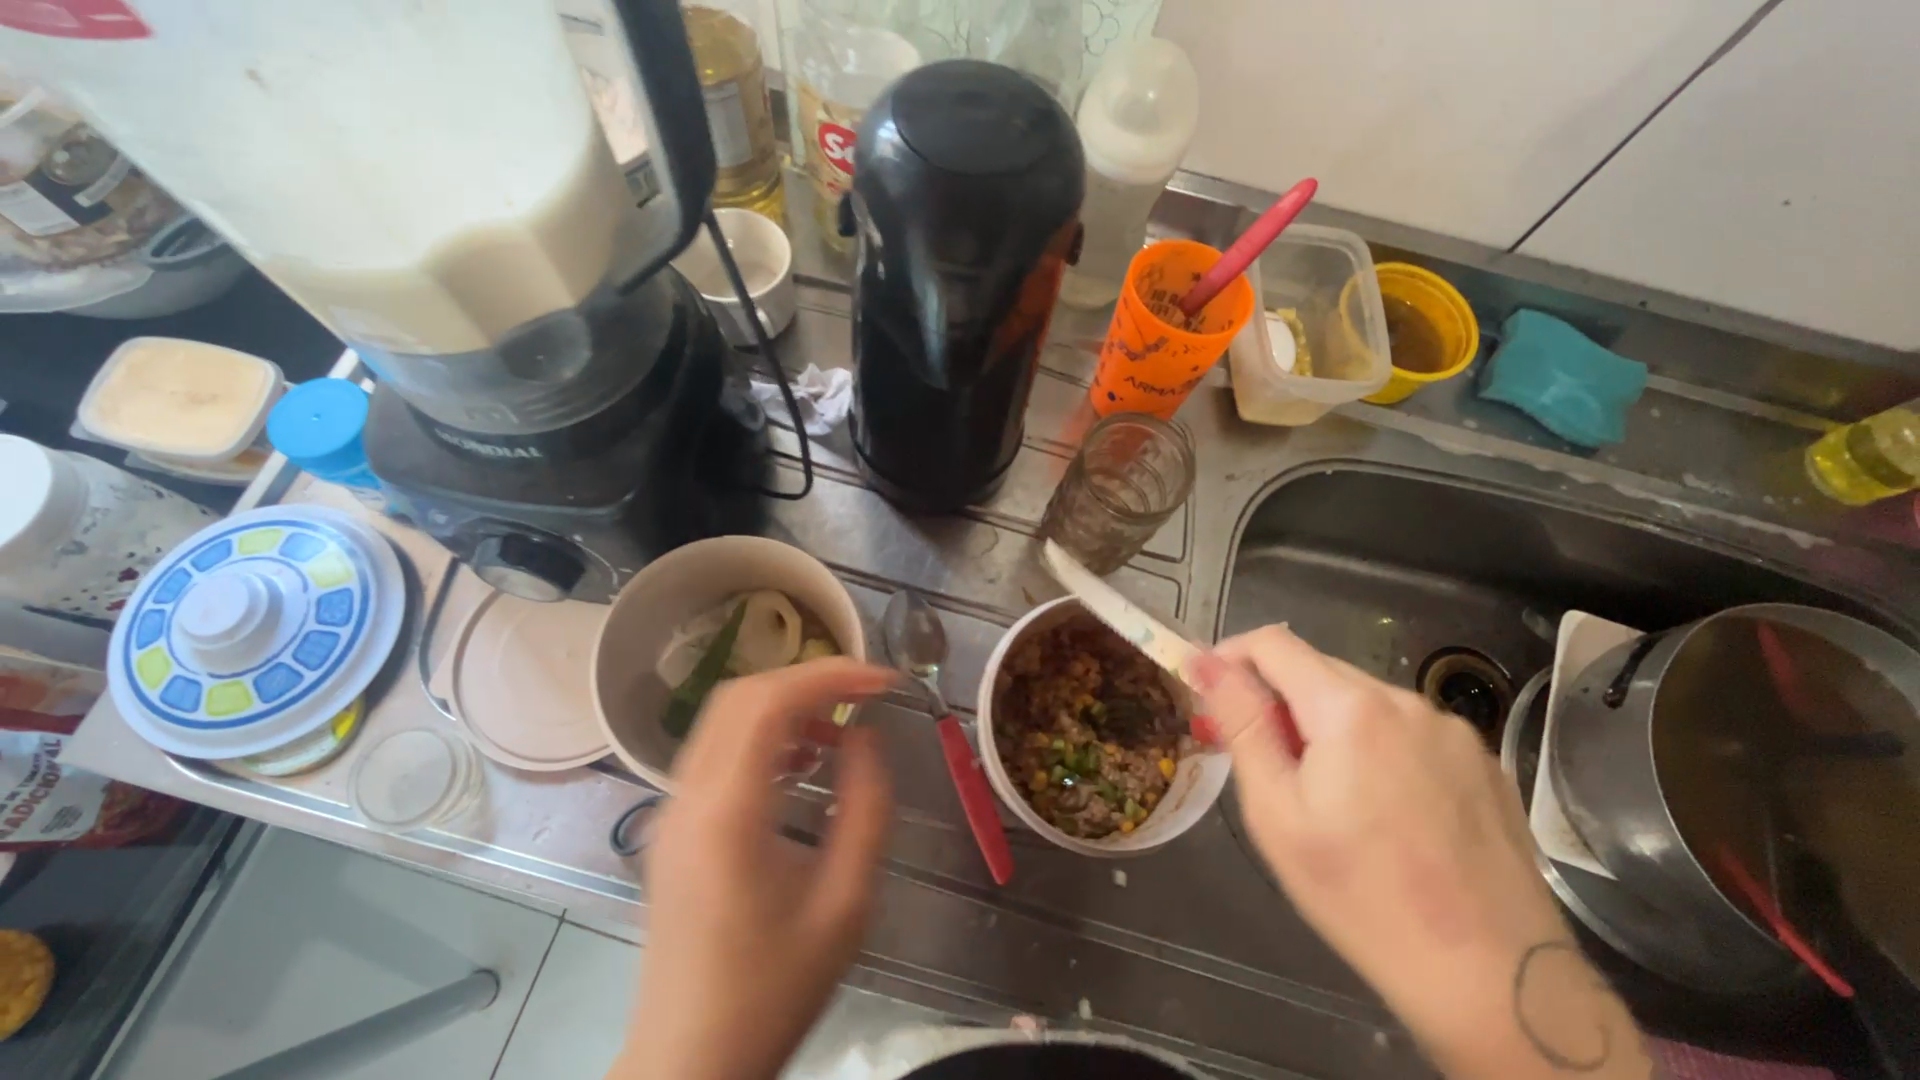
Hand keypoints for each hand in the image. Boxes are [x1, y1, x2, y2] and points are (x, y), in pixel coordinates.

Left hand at [615, 659, 896, 1079]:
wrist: (691, 1060)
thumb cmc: (774, 989)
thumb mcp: (845, 903)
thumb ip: (864, 808)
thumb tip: (864, 738)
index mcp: (726, 813)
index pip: (769, 702)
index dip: (831, 676)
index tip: (885, 682)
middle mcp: (686, 798)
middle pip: (740, 698)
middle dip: (809, 681)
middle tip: (866, 695)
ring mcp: (671, 813)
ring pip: (725, 722)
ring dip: (785, 708)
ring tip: (840, 731)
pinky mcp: (673, 830)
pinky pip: (716, 756)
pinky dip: (762, 740)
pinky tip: (801, 766)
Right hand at [1188, 626, 1653, 1079]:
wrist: (1493, 976)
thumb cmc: (1360, 896)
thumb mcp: (1276, 813)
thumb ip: (1241, 724)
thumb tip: (1204, 659)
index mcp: (1351, 708)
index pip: (1273, 644)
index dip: (1230, 657)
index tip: (1208, 695)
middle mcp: (1408, 701)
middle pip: (1321, 672)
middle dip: (1279, 702)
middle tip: (1260, 764)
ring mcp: (1454, 732)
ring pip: (1366, 704)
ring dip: (1329, 728)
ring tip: (1326, 799)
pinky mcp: (1485, 764)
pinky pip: (1409, 733)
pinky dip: (1378, 750)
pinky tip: (1384, 812)